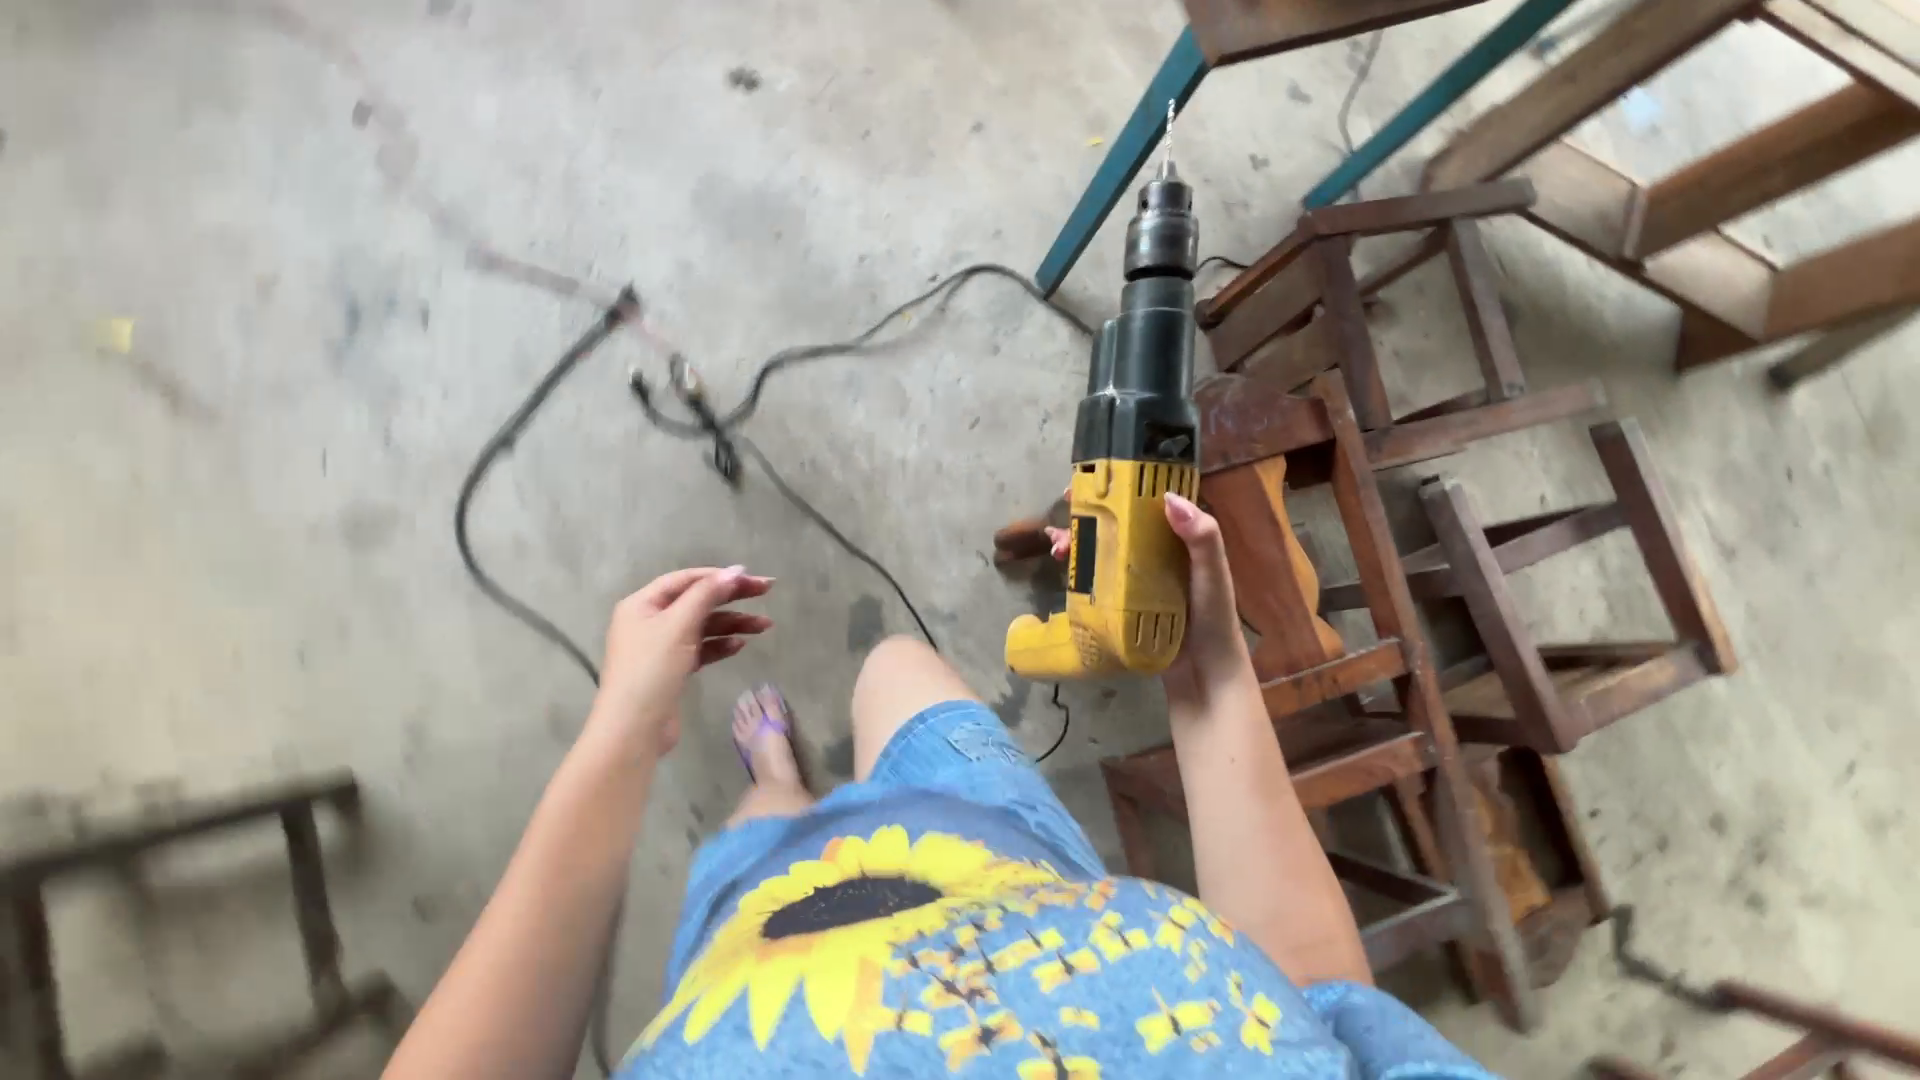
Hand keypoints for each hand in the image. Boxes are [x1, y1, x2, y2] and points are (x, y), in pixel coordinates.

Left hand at [591, 565, 773, 756]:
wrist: (634, 728)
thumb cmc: (652, 669)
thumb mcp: (679, 625)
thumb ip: (707, 594)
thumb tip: (736, 570)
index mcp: (642, 604)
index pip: (686, 579)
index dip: (719, 576)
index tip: (751, 577)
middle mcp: (649, 621)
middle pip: (697, 600)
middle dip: (732, 597)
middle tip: (766, 590)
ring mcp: (661, 647)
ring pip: (703, 626)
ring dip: (733, 623)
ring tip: (765, 625)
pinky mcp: (672, 670)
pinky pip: (701, 649)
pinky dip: (720, 645)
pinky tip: (740, 645)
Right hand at [1043, 492, 1250, 704]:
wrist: (1204, 676)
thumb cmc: (1214, 620)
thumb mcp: (1212, 575)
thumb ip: (1201, 537)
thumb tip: (1168, 498)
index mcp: (1178, 539)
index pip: (1145, 501)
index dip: (1117, 487)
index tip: (1090, 481)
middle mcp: (1155, 552)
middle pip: (1116, 522)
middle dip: (1087, 514)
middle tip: (1064, 511)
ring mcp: (1137, 578)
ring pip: (1101, 548)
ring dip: (1078, 540)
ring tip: (1058, 547)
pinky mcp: (1123, 602)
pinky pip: (1097, 578)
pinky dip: (1079, 569)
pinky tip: (1064, 568)